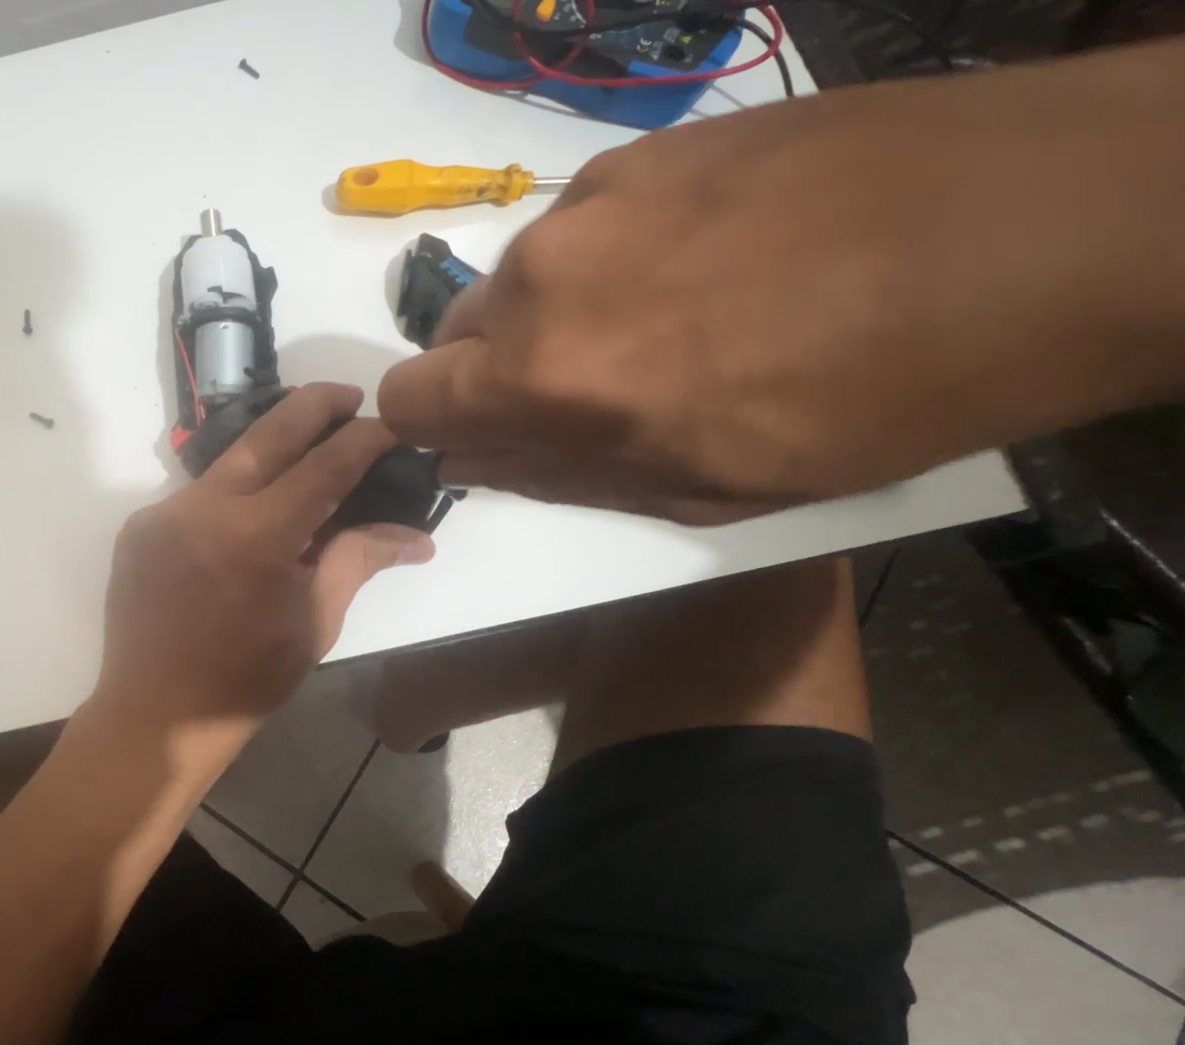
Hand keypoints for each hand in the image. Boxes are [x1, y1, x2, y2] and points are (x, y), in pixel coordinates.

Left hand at [90, 383, 434, 742]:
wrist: (156, 715)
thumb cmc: (247, 679)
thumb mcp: (315, 621)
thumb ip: (358, 561)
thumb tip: (416, 536)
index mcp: (256, 536)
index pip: (323, 466)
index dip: (363, 441)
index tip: (390, 425)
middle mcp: (203, 508)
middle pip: (268, 434)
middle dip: (314, 406)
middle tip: (348, 397)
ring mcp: (162, 514)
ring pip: (227, 463)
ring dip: (269, 451)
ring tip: (304, 454)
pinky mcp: (138, 527)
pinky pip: (195, 496)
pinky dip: (230, 495)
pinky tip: (249, 516)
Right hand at [379, 40, 1184, 524]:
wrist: (1045, 226)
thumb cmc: (874, 400)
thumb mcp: (707, 486)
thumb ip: (560, 474)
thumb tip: (469, 459)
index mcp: (549, 377)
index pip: (409, 400)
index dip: (432, 426)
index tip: (482, 436)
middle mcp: (543, 277)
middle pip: (452, 333)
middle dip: (496, 373)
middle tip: (592, 390)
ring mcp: (594, 200)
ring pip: (519, 277)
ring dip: (558, 312)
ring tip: (671, 317)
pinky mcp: (646, 148)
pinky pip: (580, 223)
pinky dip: (611, 255)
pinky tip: (707, 257)